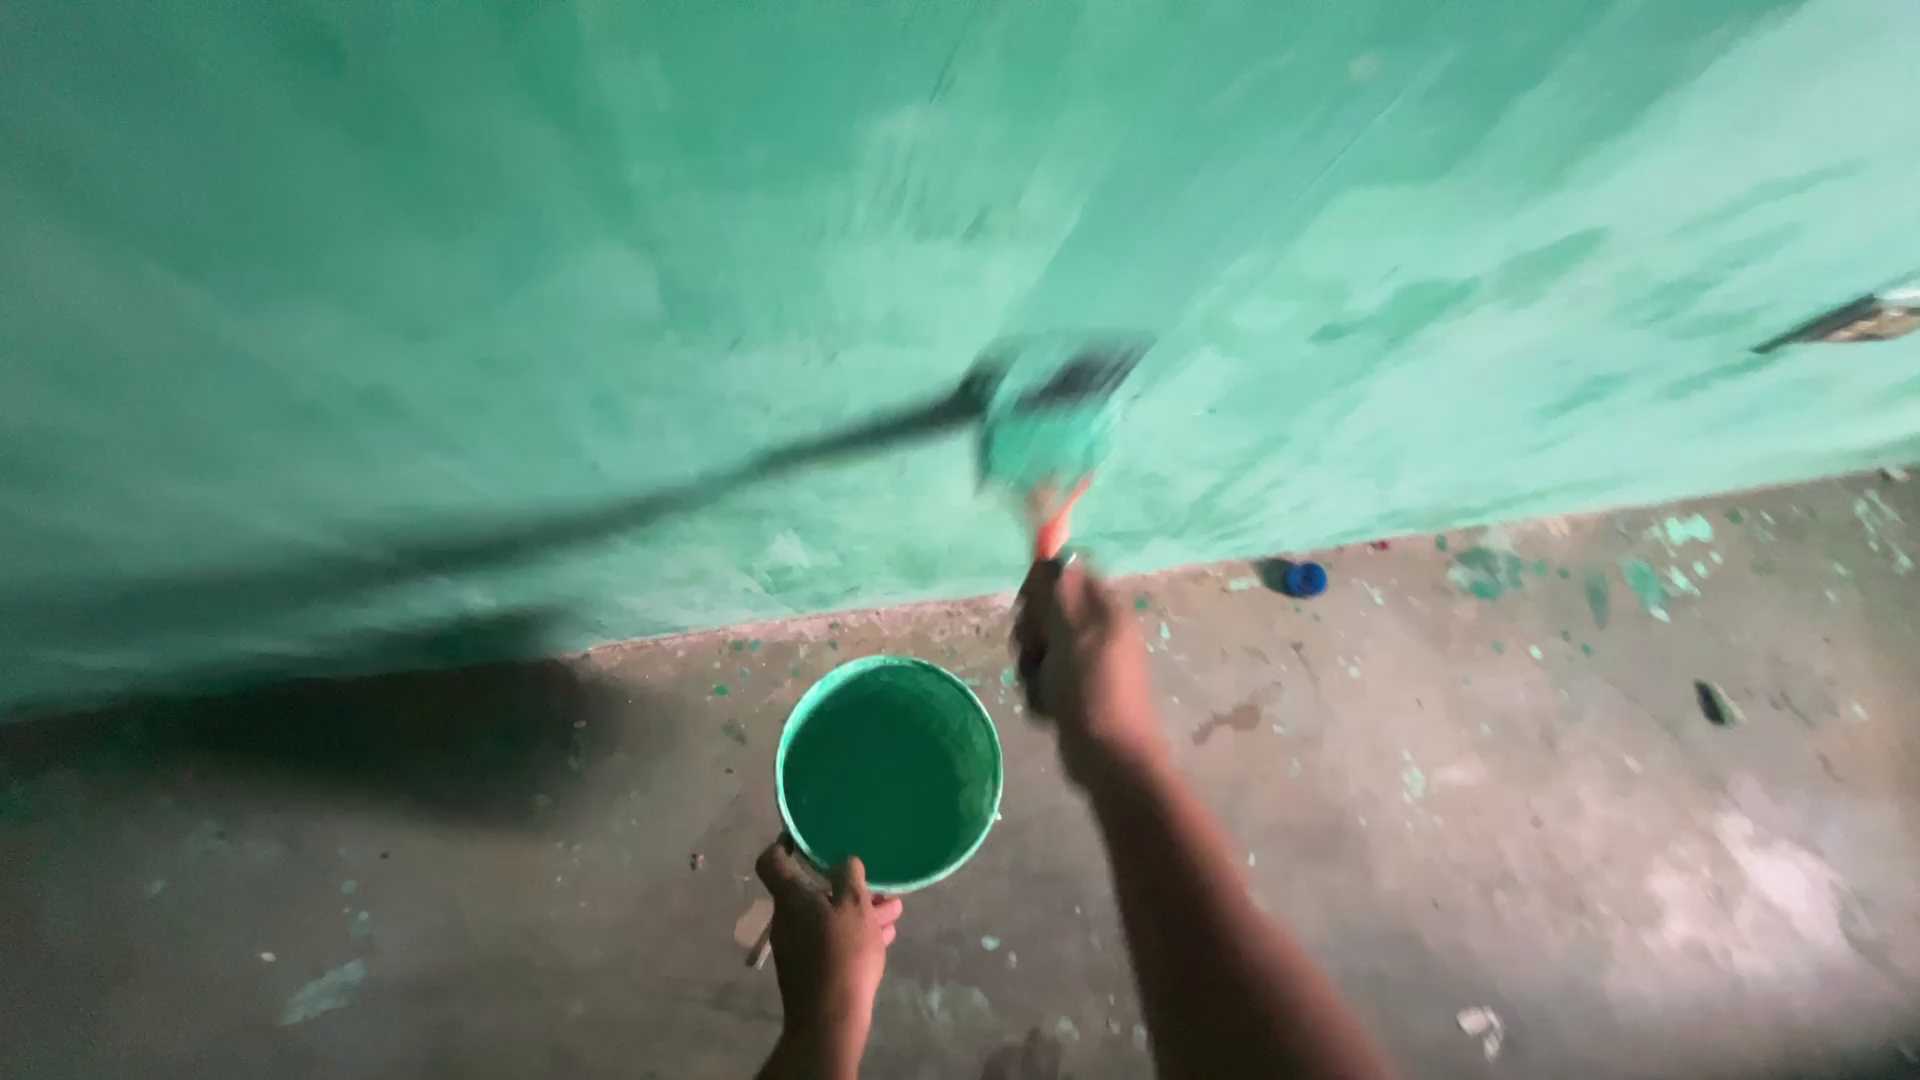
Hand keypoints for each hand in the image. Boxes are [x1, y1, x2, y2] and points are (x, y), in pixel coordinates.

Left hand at [755, 838, 903, 1078]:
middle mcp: (787, 918)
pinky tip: (884, 935)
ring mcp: (796, 945)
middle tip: (874, 880)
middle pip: (811, 889)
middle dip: (844, 883)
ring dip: (857, 909)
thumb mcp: (855, 905)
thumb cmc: (842, 953)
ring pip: (827, 915)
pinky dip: (853, 931)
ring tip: (892, 908)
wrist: (830, 1021)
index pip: (773, 860)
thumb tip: (844, 862)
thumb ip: (849, 875)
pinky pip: (831, 937)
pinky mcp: (809, 968)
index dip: (784, 842)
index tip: (804, 836)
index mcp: (790, 897)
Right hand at [1013, 558, 1165, 787]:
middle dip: (1032, 632)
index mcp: (1105, 610)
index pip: (1067, 573)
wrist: (1109, 759)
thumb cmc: (1091, 692)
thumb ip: (1057, 592)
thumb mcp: (1070, 634)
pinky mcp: (1075, 689)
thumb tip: (1053, 552)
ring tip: (1044, 688)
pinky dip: (1040, 691)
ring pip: (1040, 646)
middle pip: (1047, 609)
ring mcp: (1086, 661)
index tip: (1028, 606)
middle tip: (1035, 651)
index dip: (1042, 585)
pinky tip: (1049, 708)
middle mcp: (1097, 630)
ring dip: (1032, 667)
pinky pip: (1044, 676)